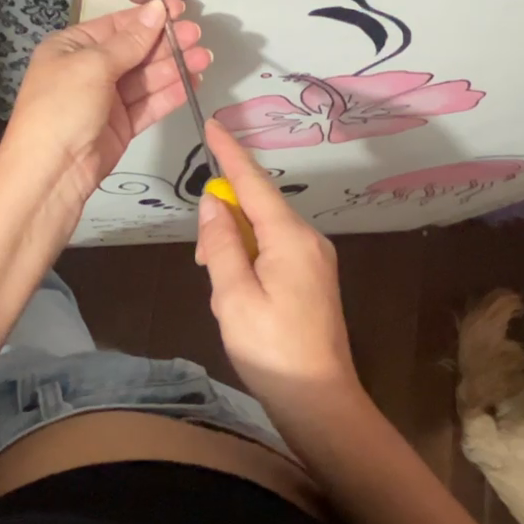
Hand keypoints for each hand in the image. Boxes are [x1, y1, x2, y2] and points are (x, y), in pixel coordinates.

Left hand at [1, 0, 209, 206]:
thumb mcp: (92, 66)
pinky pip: (148, 104)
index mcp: (70, 48)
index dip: (148, 18)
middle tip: (197, 36)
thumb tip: (156, 10)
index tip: (180, 10)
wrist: (51, 172)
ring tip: (204, 58)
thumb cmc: (61, 109)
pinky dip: (170, 93)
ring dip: (174, 67)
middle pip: (134, 51)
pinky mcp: (120, 126)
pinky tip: (192, 82)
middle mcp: (87, 70)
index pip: (115, 26)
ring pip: (145, 78)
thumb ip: (129, 41)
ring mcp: (105, 100)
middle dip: (166, 43)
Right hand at [194, 119, 358, 400]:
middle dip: (224, 219)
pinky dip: (249, 256)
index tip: (212, 124)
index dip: (230, 153)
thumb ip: (221, 245)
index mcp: (290, 239)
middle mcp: (308, 240)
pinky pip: (273, 248)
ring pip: (264, 229)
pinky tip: (239, 287)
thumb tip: (212, 204)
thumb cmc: (271, 349)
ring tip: (220, 285)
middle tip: (204, 262)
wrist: (319, 399)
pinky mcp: (313, 278)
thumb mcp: (233, 297)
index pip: (253, 183)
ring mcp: (314, 259)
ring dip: (234, 243)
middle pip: (258, 206)